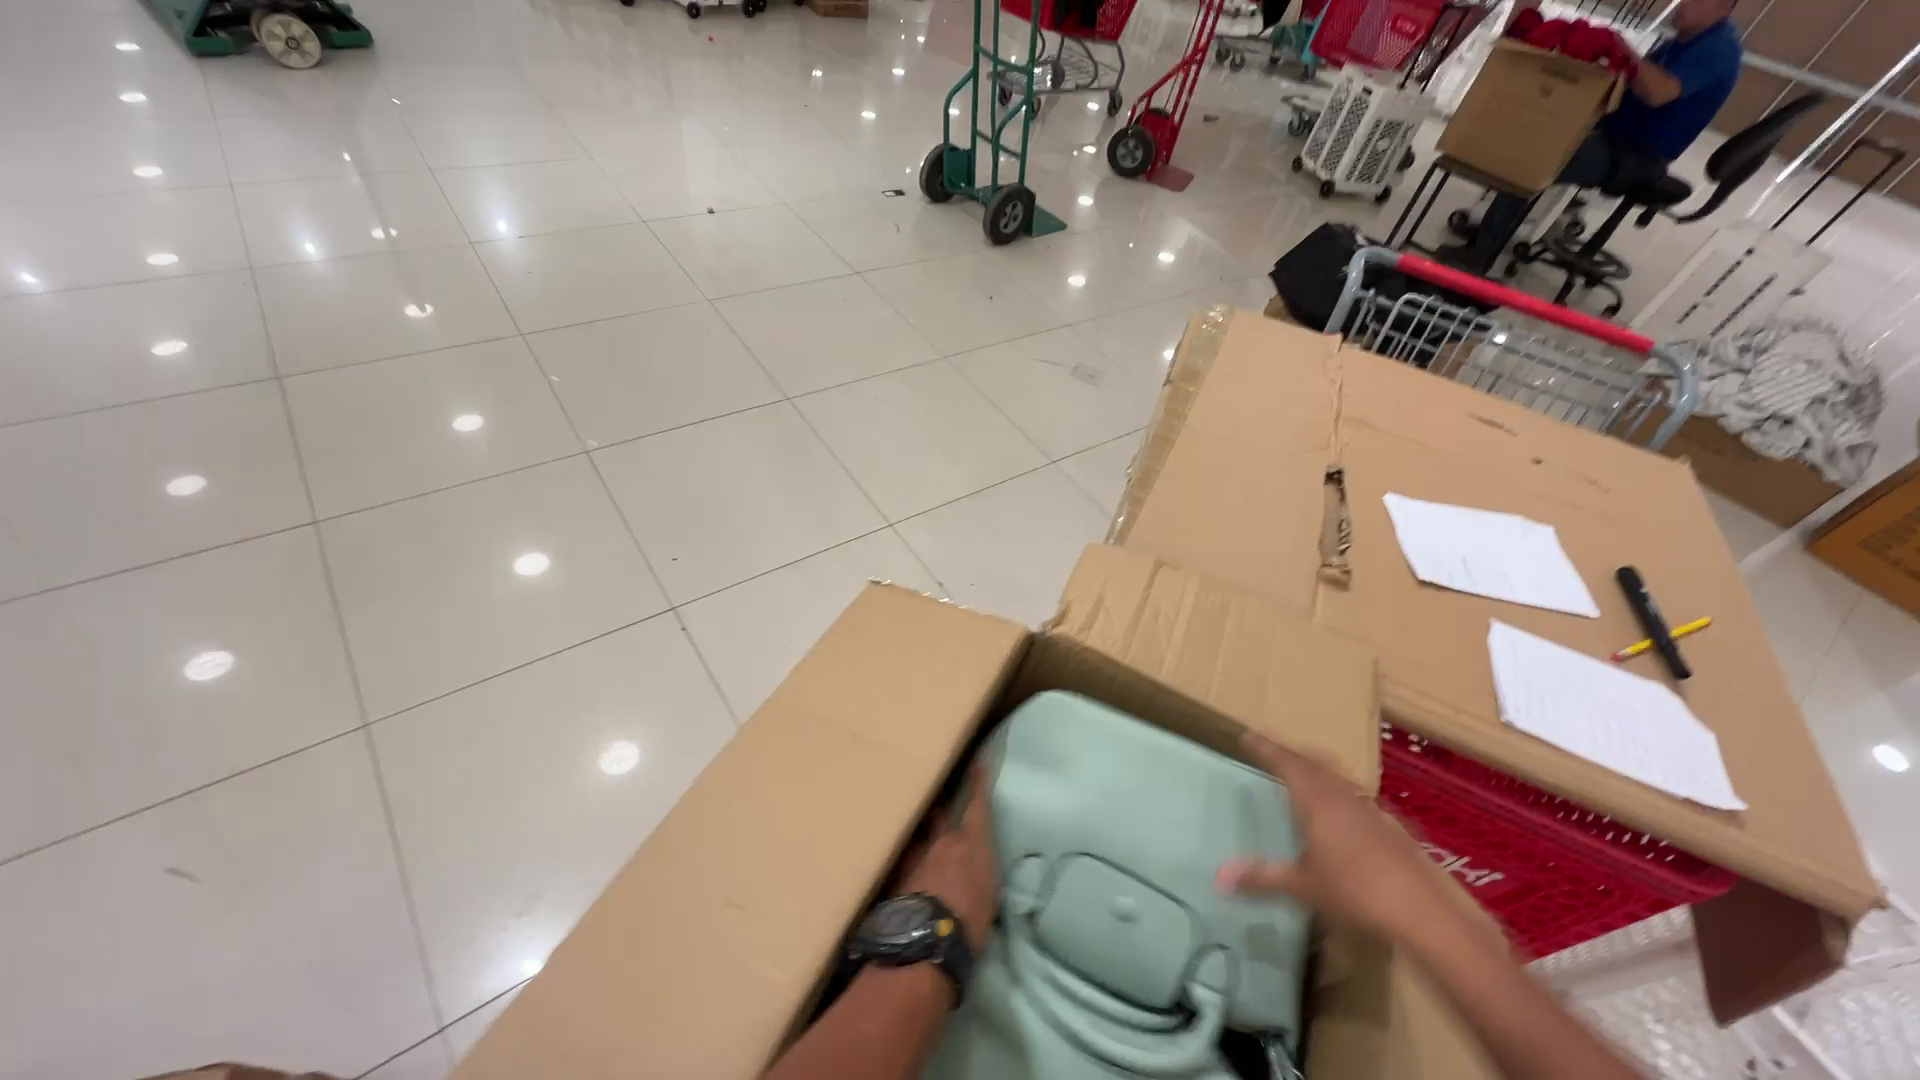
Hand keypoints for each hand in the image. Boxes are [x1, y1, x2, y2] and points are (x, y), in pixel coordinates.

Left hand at [901, 765, 996, 951]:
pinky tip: (906, 878)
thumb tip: (975, 873)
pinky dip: (909, 867)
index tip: (978, 760)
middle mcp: (941, 842)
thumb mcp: (988, 898)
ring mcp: (915, 856)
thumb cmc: (970, 921)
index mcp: (971, 844)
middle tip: (939, 808)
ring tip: (921, 848)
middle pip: (940, 816)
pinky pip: (905, 863)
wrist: (925, 940)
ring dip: (922, 842)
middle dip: (940, 812)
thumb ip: (980, 875)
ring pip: (919, 839)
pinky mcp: (896, 875)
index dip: (978, 782)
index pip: (978, 805)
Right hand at [1218, 733, 1451, 947]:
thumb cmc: (1356, 891)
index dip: (1266, 748)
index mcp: (1317, 801)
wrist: (1423, 910)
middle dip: (1292, 752)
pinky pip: (1354, 794)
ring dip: (1317, 768)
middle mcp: (1343, 795)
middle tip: (1273, 748)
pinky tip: (1340, 811)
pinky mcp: (1390, 826)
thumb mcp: (1303, 886)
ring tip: (1304, 773)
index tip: (1248, 734)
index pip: (1286, 763)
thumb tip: (1219, 876)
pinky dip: (1337, 790)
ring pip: (1338, 776)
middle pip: (1314, 762)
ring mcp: (1370, 809)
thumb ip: (1262, 878)